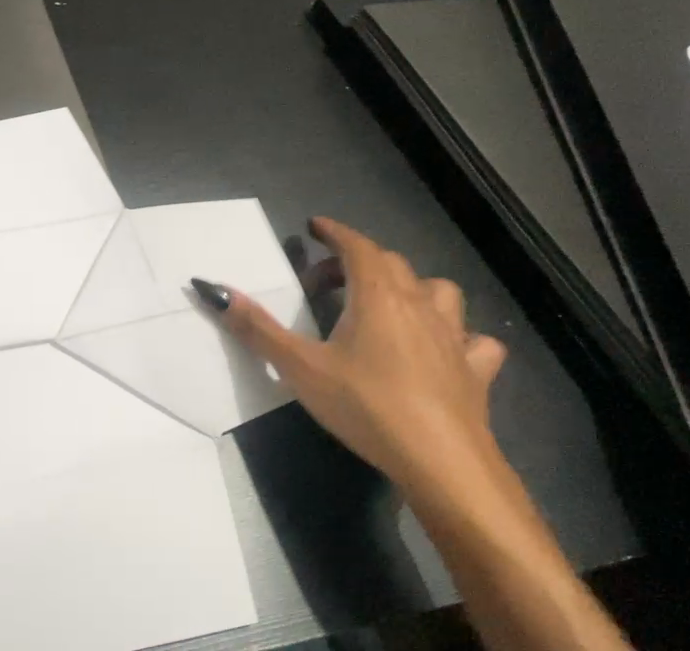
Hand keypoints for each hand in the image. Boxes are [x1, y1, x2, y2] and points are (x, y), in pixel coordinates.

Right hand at [202, 216, 507, 502]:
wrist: (443, 463)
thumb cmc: (366, 405)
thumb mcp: (299, 367)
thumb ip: (256, 327)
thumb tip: (213, 288)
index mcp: (377, 296)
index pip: (358, 246)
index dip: (335, 232)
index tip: (314, 227)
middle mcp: (419, 305)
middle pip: (391, 264)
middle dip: (357, 261)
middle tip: (326, 280)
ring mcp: (453, 338)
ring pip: (440, 292)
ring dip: (412, 288)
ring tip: (387, 306)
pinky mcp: (476, 372)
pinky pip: (473, 340)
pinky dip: (457, 336)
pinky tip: (442, 350)